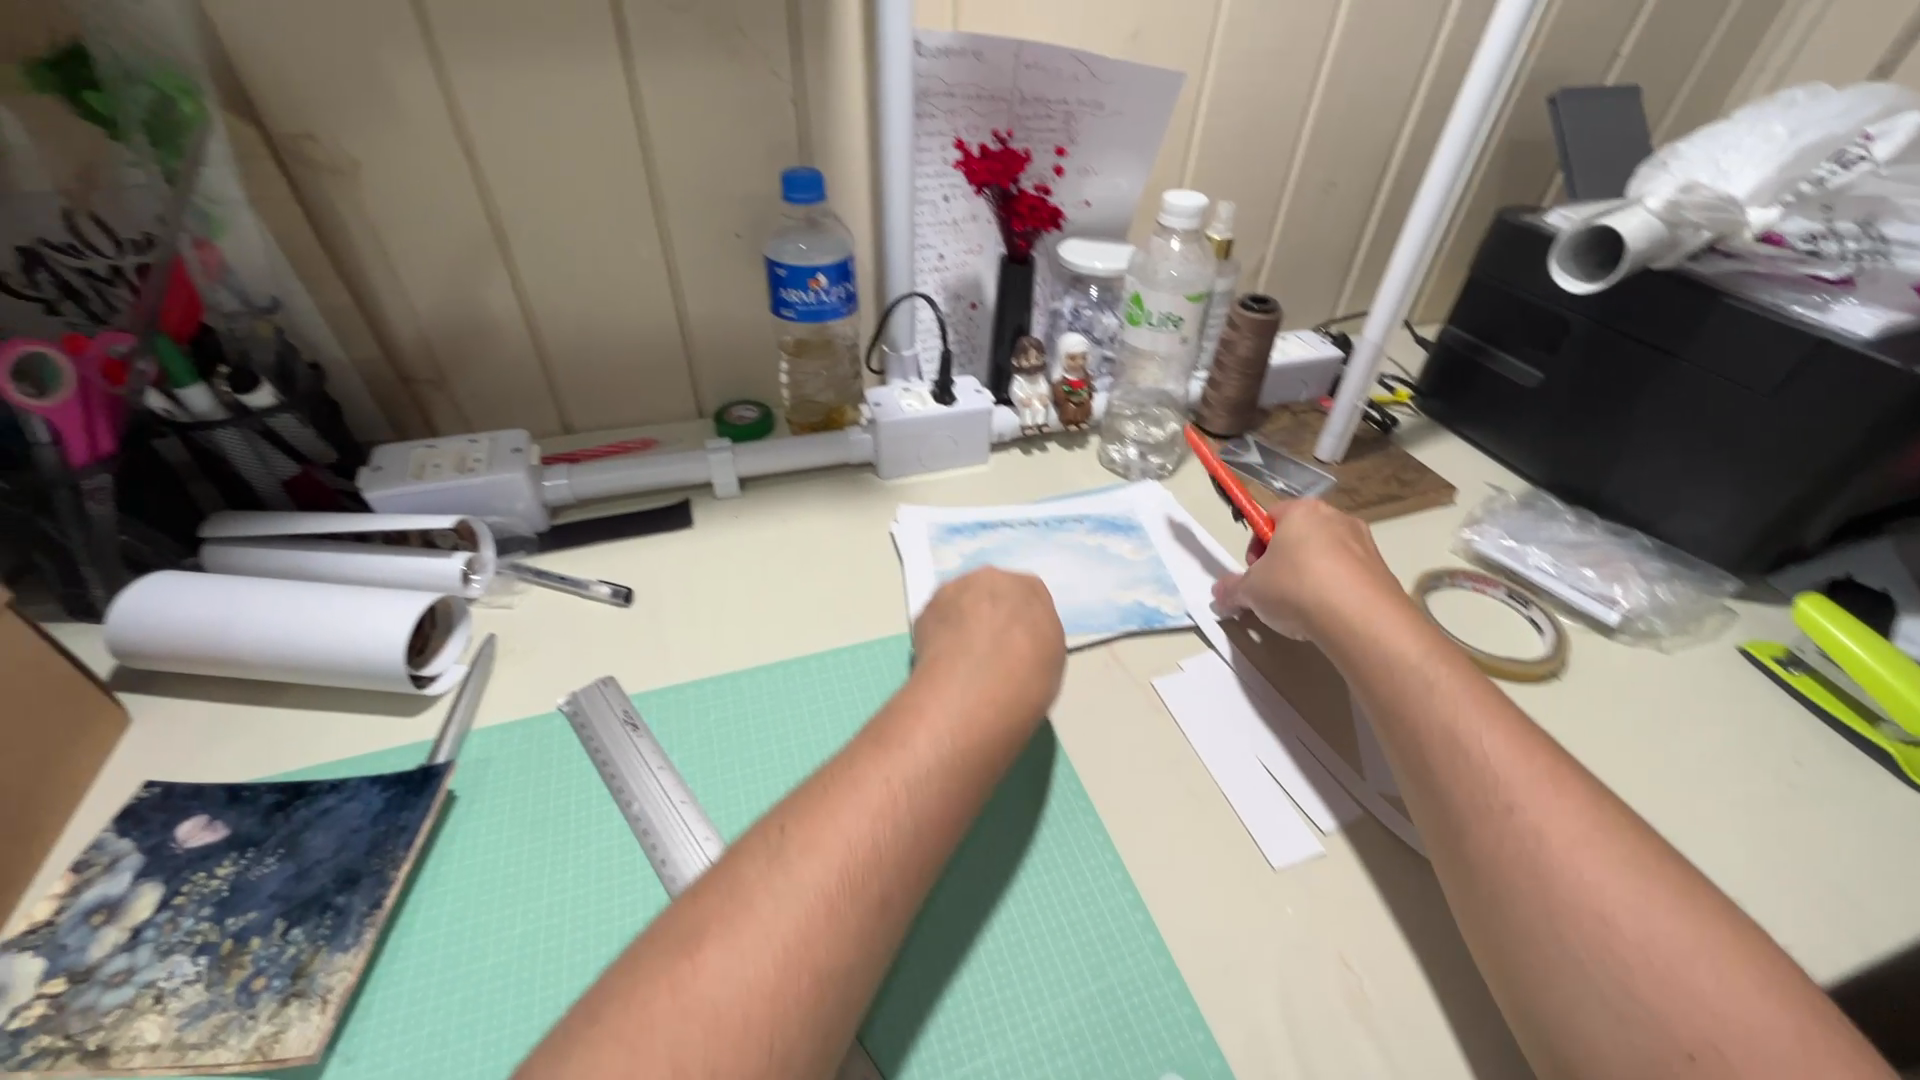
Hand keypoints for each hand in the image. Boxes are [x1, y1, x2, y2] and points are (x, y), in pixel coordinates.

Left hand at [912, 567, 1065, 725]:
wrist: (975, 689)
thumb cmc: (1025, 680)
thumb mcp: (1052, 660)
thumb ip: (1038, 638)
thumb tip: (1023, 642)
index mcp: (1031, 588)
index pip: (1028, 597)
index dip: (1020, 621)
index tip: (1016, 643)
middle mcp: (993, 578)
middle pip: (992, 592)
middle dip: (990, 615)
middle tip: (989, 649)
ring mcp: (955, 589)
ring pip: (960, 601)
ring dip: (962, 620)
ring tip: (962, 656)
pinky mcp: (926, 607)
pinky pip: (937, 618)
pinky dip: (939, 633)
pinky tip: (943, 660)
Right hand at [1212, 498, 1407, 639]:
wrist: (1359, 618)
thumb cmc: (1295, 588)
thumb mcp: (1251, 591)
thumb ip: (1232, 589)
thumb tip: (1219, 594)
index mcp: (1301, 511)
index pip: (1269, 516)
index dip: (1256, 545)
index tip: (1254, 571)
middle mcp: (1336, 517)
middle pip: (1300, 535)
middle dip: (1284, 560)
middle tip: (1273, 589)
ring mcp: (1364, 542)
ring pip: (1326, 555)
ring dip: (1311, 575)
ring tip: (1302, 607)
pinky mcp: (1382, 569)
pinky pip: (1349, 574)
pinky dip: (1335, 589)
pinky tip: (1327, 614)